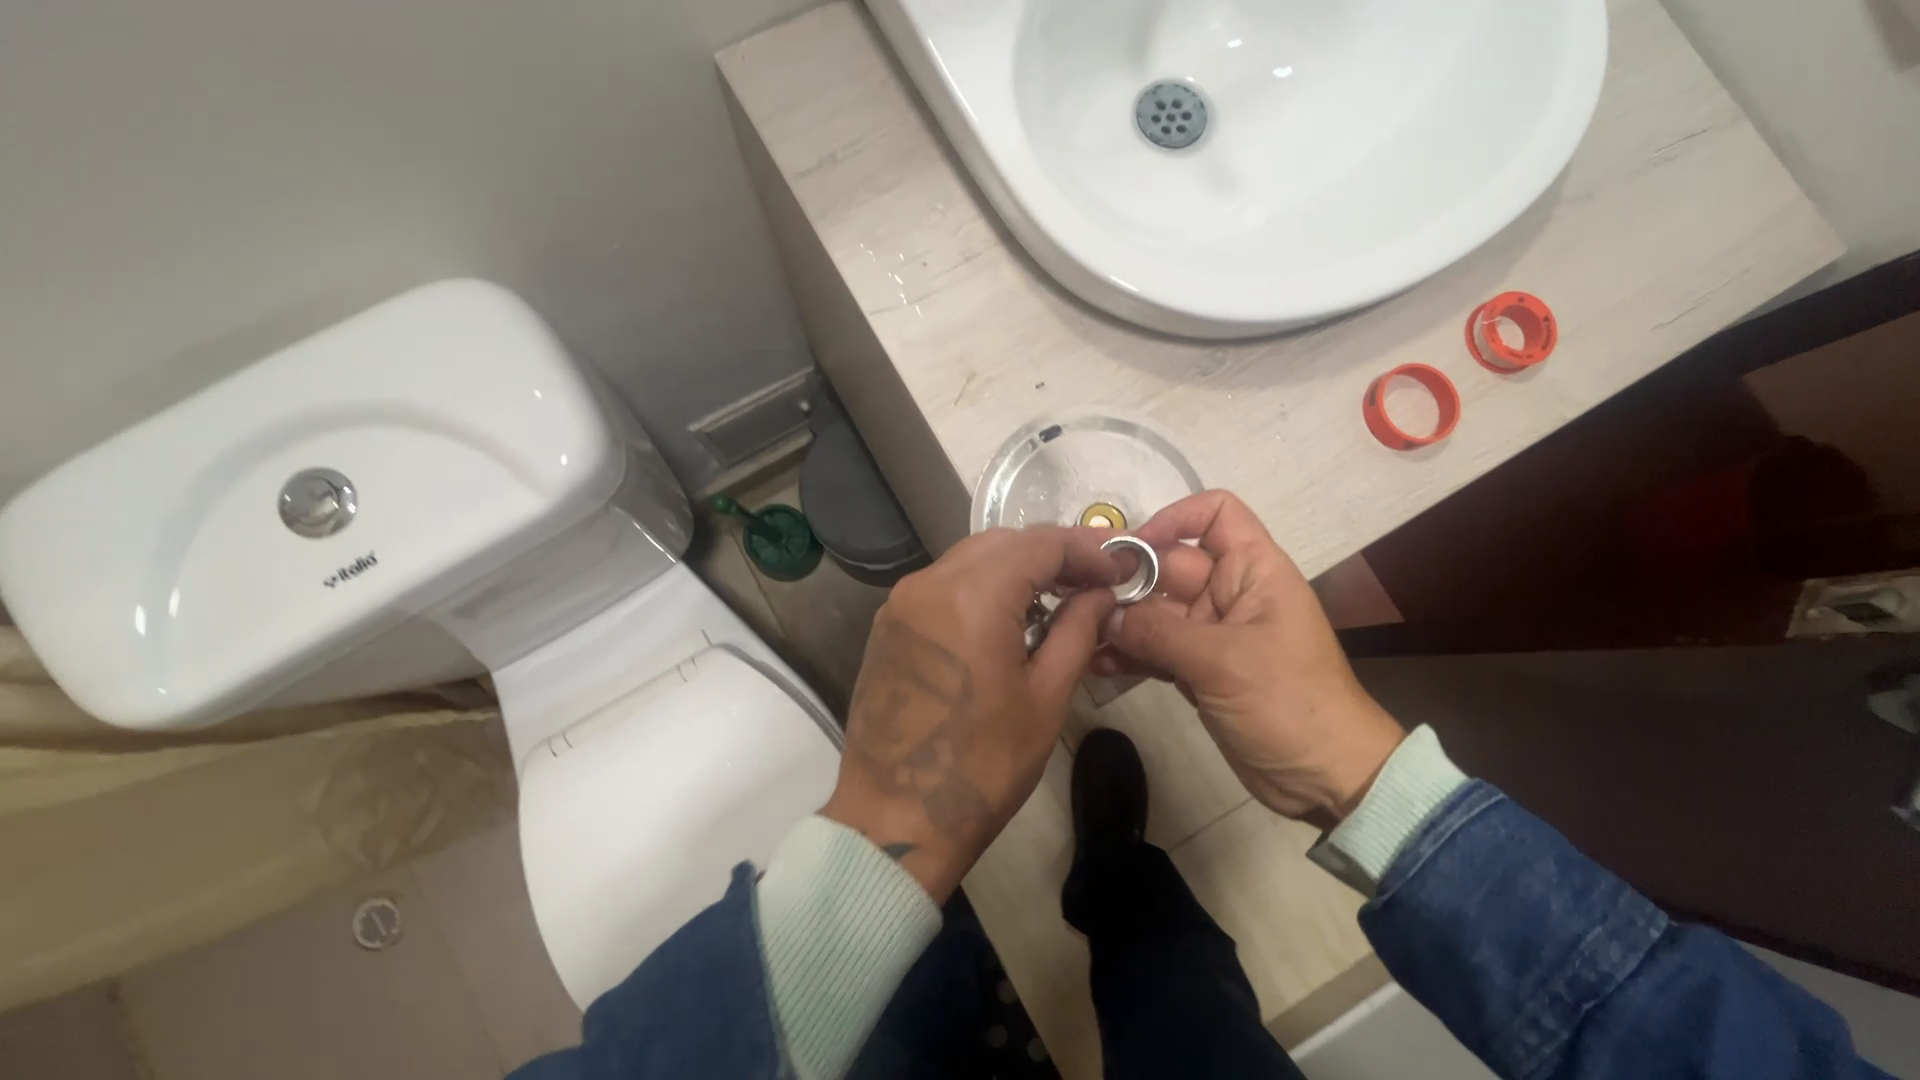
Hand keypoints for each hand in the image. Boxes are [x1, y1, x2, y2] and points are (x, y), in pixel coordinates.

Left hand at [823, 527, 1122, 902]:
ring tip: (1056, 601)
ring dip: (1015, 570)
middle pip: (1001, 543)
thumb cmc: (983, 766)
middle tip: (1092, 584)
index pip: (1039, 543)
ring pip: (969, 560)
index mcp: (971, 597)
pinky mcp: (888, 626)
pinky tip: (1008, 620)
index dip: (1085, 549)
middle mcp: (928, 584)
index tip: (1118, 569)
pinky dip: (981, 588)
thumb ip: (1077, 631)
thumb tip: (1099, 594)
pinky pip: (943, 586)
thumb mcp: (1045, 698)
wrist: (896, 818)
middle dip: (1051, 555)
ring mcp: (901, 603)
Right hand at [1090, 491, 1405, 822]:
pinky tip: (1096, 664)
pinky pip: (1154, 649)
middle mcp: (1229, 592)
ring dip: (1120, 620)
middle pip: (1169, 564)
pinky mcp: (1196, 670)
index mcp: (1253, 570)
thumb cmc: (1288, 702)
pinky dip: (1128, 654)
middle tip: (1079, 599)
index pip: (1216, 513)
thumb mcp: (1223, 661)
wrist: (1325, 776)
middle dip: (1127, 579)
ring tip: (1079, 633)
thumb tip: (1102, 614)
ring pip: (1155, 610)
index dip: (1174, 517)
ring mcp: (1211, 633)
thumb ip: (1158, 632)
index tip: (1133, 547)